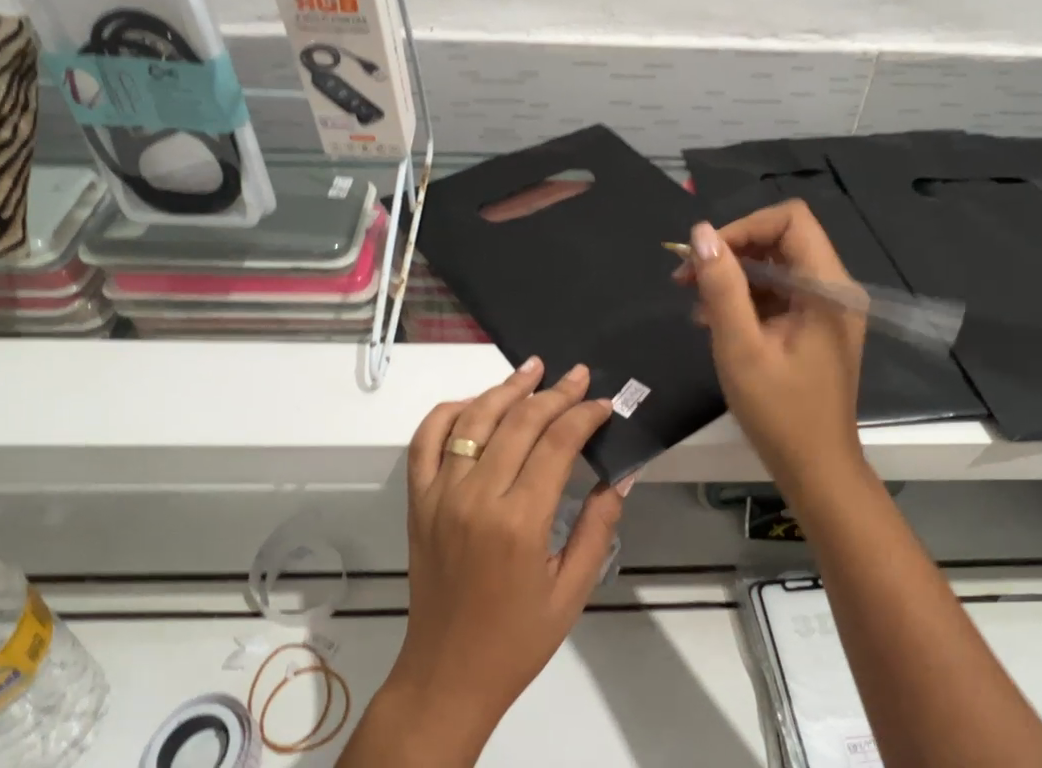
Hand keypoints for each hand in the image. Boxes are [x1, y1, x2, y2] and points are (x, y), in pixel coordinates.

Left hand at [368, 360, 627, 758]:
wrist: (448, 673)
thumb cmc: (518, 638)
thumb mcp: (572, 589)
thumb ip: (598, 526)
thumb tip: (624, 474)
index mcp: (519, 522)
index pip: (557, 443)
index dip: (585, 416)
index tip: (605, 404)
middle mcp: (476, 497)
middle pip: (519, 421)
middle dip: (555, 393)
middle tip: (580, 375)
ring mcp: (440, 494)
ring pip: (473, 420)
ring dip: (505, 389)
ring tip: (533, 369)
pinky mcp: (417, 501)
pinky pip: (425, 440)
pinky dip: (449, 413)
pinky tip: (475, 403)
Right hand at [679, 201, 867, 484]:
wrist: (816, 469)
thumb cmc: (779, 412)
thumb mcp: (740, 348)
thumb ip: (721, 286)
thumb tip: (701, 233)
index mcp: (829, 288)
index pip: (790, 219)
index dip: (744, 227)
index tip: (705, 256)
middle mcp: (836, 289)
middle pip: (783, 239)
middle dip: (732, 252)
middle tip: (686, 278)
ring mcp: (830, 308)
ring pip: (778, 265)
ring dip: (735, 277)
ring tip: (696, 304)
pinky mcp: (818, 326)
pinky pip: (781, 293)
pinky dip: (748, 298)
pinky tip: (715, 321)